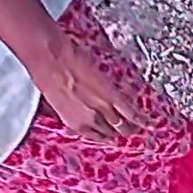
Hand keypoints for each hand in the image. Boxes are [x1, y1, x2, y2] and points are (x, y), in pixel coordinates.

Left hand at [24, 27, 145, 141]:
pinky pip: (131, 113)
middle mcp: (89, 119)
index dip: (104, 137)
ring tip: (139, 129)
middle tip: (127, 133)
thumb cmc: (43, 71)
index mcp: (72, 121)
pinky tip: (150, 123)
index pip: (94, 135)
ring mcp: (103, 108)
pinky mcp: (113, 98)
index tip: (110, 137)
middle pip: (111, 132)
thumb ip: (70, 106)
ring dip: (131, 128)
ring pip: (123, 125)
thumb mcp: (54, 96)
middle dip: (119, 133)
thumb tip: (78, 105)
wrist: (48, 55)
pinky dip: (142, 120)